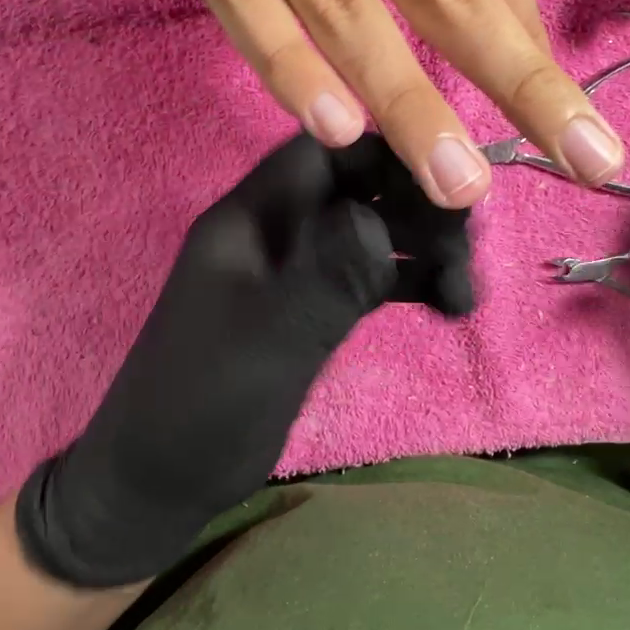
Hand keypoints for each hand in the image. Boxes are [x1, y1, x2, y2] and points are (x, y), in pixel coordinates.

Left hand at [17, 134, 472, 587]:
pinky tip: (451, 308)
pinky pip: (371, 280)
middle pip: (360, 190)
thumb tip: (387, 214)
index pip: (326, 150)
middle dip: (418, 206)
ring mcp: (298, 272)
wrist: (160, 479)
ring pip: (373, 236)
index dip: (389, 150)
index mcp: (253, 218)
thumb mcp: (269, 338)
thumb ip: (328, 276)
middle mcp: (279, 232)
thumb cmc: (202, 403)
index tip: (452, 174)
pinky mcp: (313, 311)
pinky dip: (411, 286)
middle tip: (469, 244)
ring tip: (466, 292)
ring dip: (424, 252)